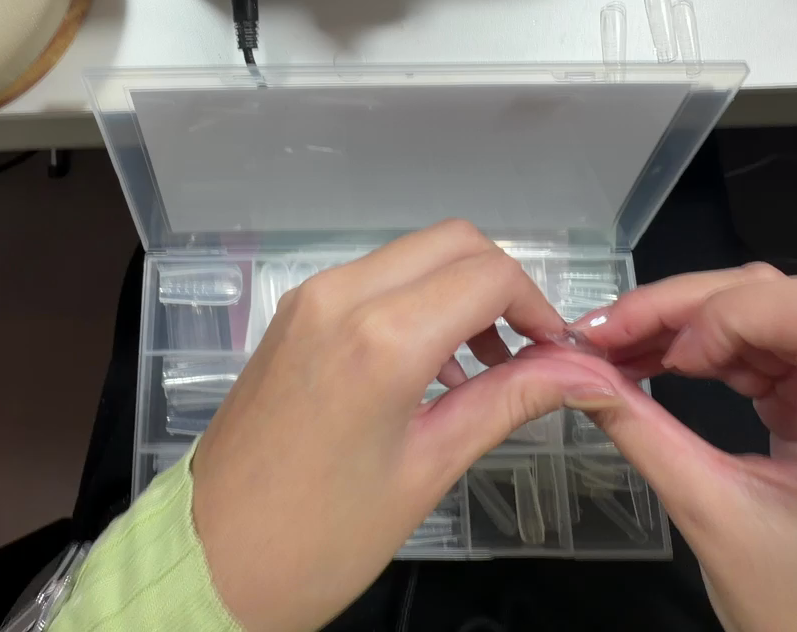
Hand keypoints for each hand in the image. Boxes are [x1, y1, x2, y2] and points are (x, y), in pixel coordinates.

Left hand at [192, 221, 629, 631]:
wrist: (212, 554)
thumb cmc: (325, 533)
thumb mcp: (430, 466)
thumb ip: (510, 400)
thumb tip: (584, 372)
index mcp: (382, 335)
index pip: (489, 275)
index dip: (537, 305)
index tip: (555, 352)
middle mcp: (343, 292)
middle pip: (452, 242)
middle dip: (501, 285)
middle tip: (524, 350)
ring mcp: (312, 294)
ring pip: (412, 254)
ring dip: (458, 290)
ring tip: (482, 367)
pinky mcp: (296, 308)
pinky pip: (374, 277)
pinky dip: (416, 299)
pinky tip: (429, 364)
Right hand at [570, 265, 796, 631]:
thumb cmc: (793, 606)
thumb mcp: (706, 512)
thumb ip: (637, 427)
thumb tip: (570, 365)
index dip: (732, 313)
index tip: (668, 354)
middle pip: (787, 300)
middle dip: (688, 310)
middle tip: (609, 332)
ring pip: (771, 307)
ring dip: (688, 321)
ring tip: (622, 345)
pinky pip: (770, 337)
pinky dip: (707, 342)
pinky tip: (660, 356)